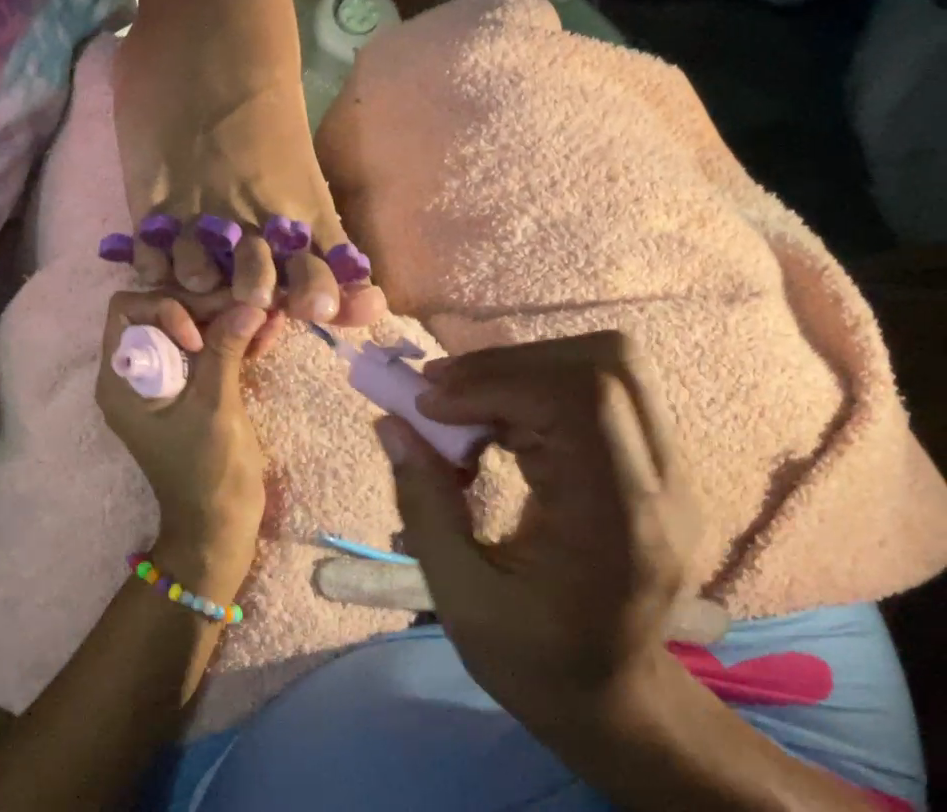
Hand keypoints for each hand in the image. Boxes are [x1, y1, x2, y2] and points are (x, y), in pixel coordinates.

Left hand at [96, 292, 267, 588]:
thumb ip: (225, 351)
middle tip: (248, 309)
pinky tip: (265, 336)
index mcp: (120, 378)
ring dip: (222, 320)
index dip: (165, 307)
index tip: (199, 334)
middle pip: (157, 313)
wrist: (216, 528)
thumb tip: (247, 302)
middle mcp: (130, 373)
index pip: (127, 311)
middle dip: (202, 307)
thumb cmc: (208, 473)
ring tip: (266, 318)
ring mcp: (158, 381)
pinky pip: (200, 352)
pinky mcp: (184, 389)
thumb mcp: (216, 407)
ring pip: (184, 328)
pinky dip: (228, 342)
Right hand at [113, 20, 388, 329]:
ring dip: (197, 286)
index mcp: (302, 203)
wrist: (210, 27)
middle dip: (254, 300)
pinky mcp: (151, 198)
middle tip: (240, 290)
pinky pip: (152, 261)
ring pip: (201, 284)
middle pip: (260, 291)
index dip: (323, 304)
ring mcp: (199, 211)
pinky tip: (156, 252)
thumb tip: (308, 246)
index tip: (315, 309)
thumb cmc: (260, 75)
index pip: (323, 279)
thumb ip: (305, 203)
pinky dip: (154, 268)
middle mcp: (255, 217)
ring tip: (190, 269)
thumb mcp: (298, 150)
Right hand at [378, 331, 703, 725]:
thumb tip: (389, 423)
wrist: (611, 697)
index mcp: (617, 521)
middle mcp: (661, 486)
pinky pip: (602, 392)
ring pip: (608, 366)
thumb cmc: (529, 655)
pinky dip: (536, 388)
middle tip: (440, 395)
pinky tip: (494, 424)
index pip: (577, 398)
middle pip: (604, 364)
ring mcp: (670, 474)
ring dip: (522, 369)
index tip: (426, 406)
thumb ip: (423, 501)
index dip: (492, 380)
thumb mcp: (457, 590)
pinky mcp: (656, 467)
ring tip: (463, 405)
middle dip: (506, 363)